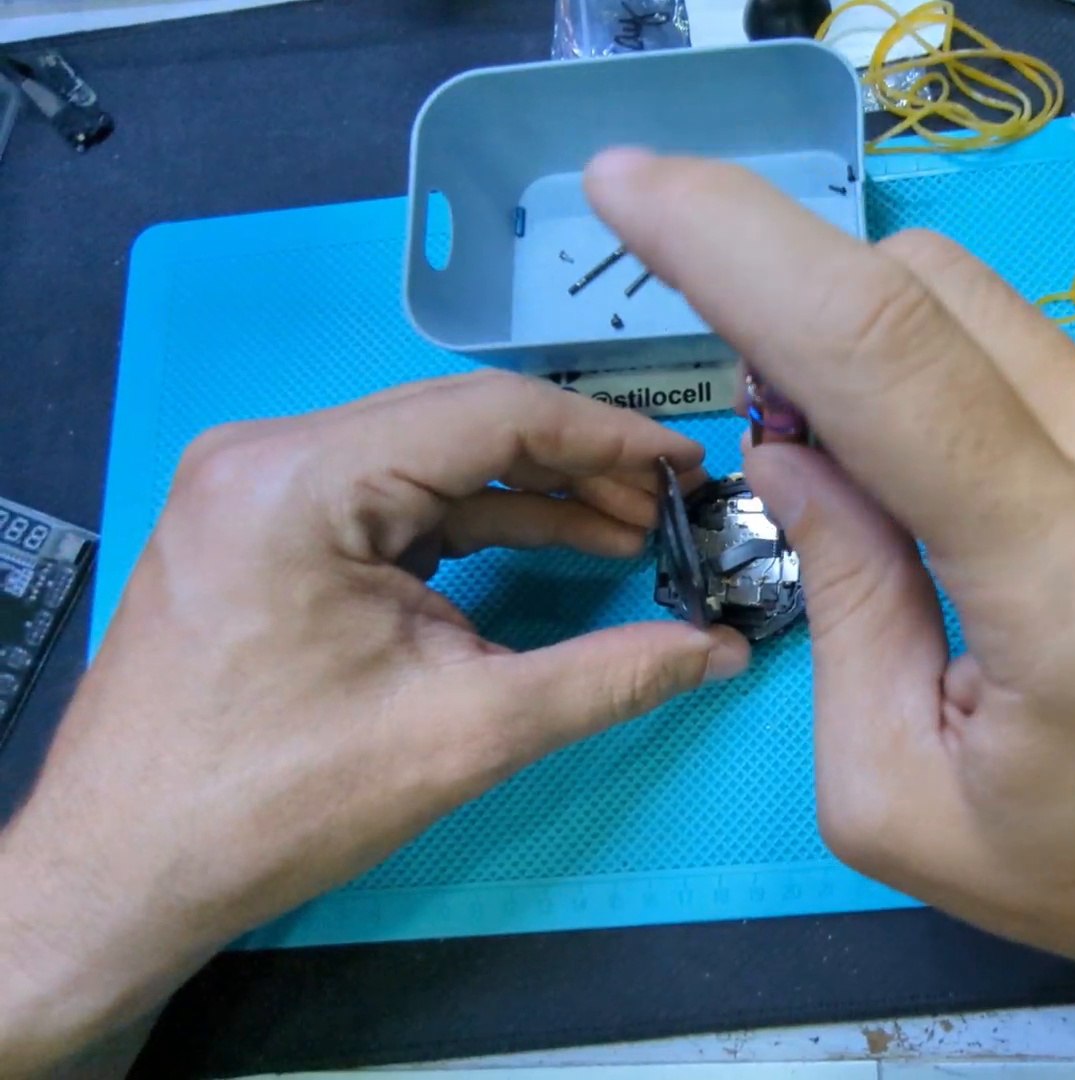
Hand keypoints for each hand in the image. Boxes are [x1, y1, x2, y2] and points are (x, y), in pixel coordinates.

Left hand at [0, 374, 747, 1066]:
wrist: (125, 879)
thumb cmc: (285, 800)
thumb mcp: (476, 731)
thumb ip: (618, 676)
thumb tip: (727, 651)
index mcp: (306, 480)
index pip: (496, 415)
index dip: (611, 437)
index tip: (689, 467)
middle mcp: (280, 455)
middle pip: (475, 423)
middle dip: (588, 463)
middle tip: (672, 504)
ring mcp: (277, 486)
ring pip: (454, 455)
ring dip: (553, 490)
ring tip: (637, 528)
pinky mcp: (290, 524)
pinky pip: (425, 495)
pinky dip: (506, 515)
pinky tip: (572, 541)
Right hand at [588, 149, 1074, 984]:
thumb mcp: (898, 792)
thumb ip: (840, 605)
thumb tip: (794, 453)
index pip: (893, 359)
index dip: (744, 248)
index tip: (635, 191)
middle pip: (937, 293)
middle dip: (796, 290)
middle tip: (744, 381)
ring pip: (983, 306)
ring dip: (870, 333)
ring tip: (830, 436)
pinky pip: (1028, 355)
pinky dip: (940, 368)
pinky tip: (914, 449)